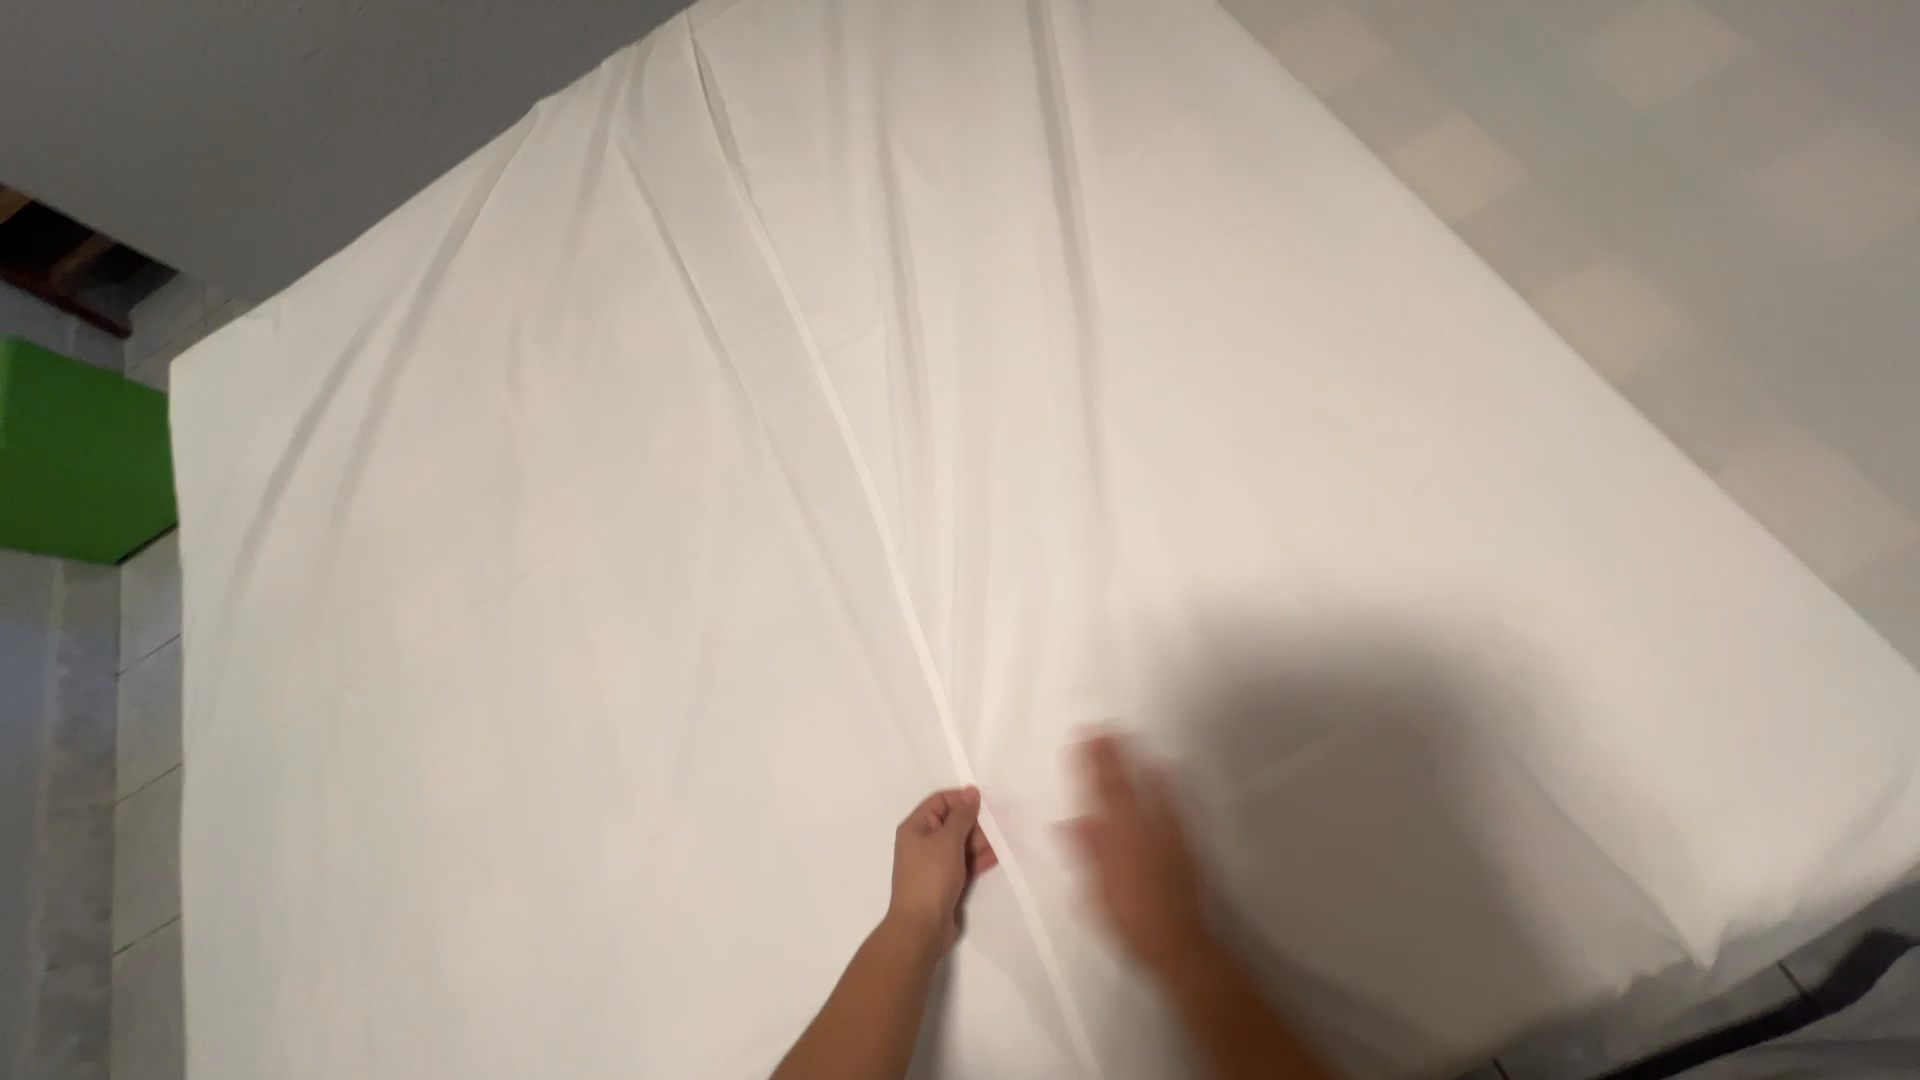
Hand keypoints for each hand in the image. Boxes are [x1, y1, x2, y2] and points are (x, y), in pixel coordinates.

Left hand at [888, 786, 997, 952]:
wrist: (922, 927)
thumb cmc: (931, 876)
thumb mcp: (947, 840)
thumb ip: (962, 815)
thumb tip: (971, 791)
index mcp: (916, 827)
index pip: (940, 802)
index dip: (962, 799)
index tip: (986, 801)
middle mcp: (924, 842)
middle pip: (952, 822)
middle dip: (975, 821)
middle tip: (1001, 821)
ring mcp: (935, 863)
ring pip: (961, 844)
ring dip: (981, 840)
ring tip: (1005, 836)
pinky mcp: (947, 882)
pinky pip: (965, 862)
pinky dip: (979, 858)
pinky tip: (999, 854)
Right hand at [1067, 733, 1214, 976]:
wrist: (1177, 942)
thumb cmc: (1129, 920)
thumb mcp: (1095, 891)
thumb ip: (1087, 853)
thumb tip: (1073, 822)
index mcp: (1114, 840)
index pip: (1098, 794)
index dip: (1090, 764)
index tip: (1082, 739)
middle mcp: (1140, 829)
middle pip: (1123, 783)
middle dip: (1110, 753)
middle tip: (1101, 727)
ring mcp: (1166, 832)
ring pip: (1151, 786)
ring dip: (1137, 758)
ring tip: (1129, 734)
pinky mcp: (1186, 841)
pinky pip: (1178, 802)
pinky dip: (1172, 781)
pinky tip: (1170, 765)